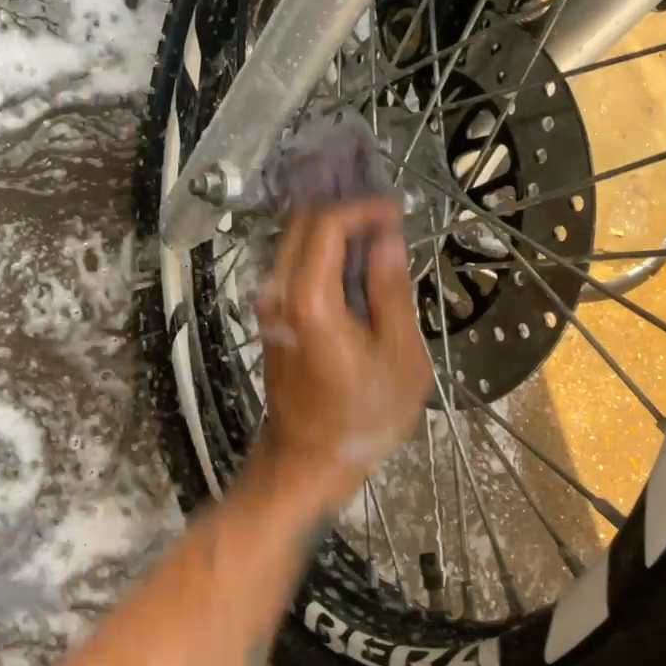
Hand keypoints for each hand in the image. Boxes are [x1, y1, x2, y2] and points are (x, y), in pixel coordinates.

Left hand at [254, 199, 433, 505]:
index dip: (361, 207)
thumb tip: (388, 237)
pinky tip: (356, 260)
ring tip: (378, 232)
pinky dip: (323, 250)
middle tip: (388, 215)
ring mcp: (268, 301)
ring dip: (333, 228)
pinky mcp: (270, 312)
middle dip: (344, 208)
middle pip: (303, 223)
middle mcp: (277, 290)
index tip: (396, 209)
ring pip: (295, 240)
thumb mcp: (398, 356)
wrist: (307, 458)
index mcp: (309, 298)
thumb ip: (390, 290)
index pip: (326, 224)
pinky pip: (294, 263)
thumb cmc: (361, 415)